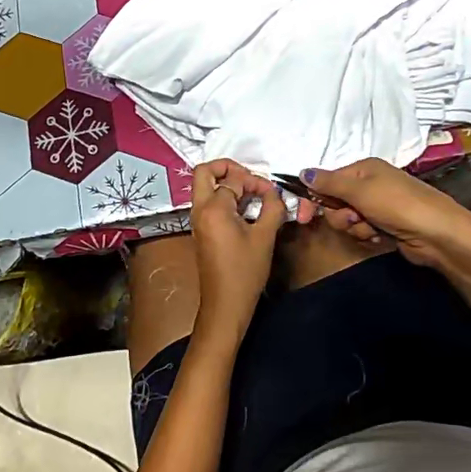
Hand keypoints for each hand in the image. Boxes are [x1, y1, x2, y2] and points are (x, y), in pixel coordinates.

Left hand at [189, 158, 285, 330]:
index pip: (233, 179)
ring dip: (226, 183)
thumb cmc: (245, 271)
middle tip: (250, 178)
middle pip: (204, 172)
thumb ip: (272, 208)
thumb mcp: (265, 237)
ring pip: (204, 186)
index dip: (256, 181)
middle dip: (228, 168)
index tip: (272, 193)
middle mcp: (199, 210)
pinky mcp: (201, 230)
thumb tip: (274, 193)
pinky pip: (207, 202)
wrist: (225, 303)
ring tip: (252, 194)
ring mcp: (197, 220)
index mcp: (213, 208)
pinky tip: (245, 209)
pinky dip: (224, 197)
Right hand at [300, 158, 470, 269]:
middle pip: (334, 201)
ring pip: (346, 219)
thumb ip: (329, 182)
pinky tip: (380, 236)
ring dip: (355, 227)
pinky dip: (366, 234)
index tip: (303, 216)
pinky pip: (360, 230)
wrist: (437, 233)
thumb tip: (302, 171)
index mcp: (363, 168)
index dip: (313, 197)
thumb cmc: (397, 204)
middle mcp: (368, 184)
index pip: (326, 180)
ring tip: (372, 228)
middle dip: (340, 215)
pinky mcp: (383, 225)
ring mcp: (376, 205)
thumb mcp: (360, 190)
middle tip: (355, 219)